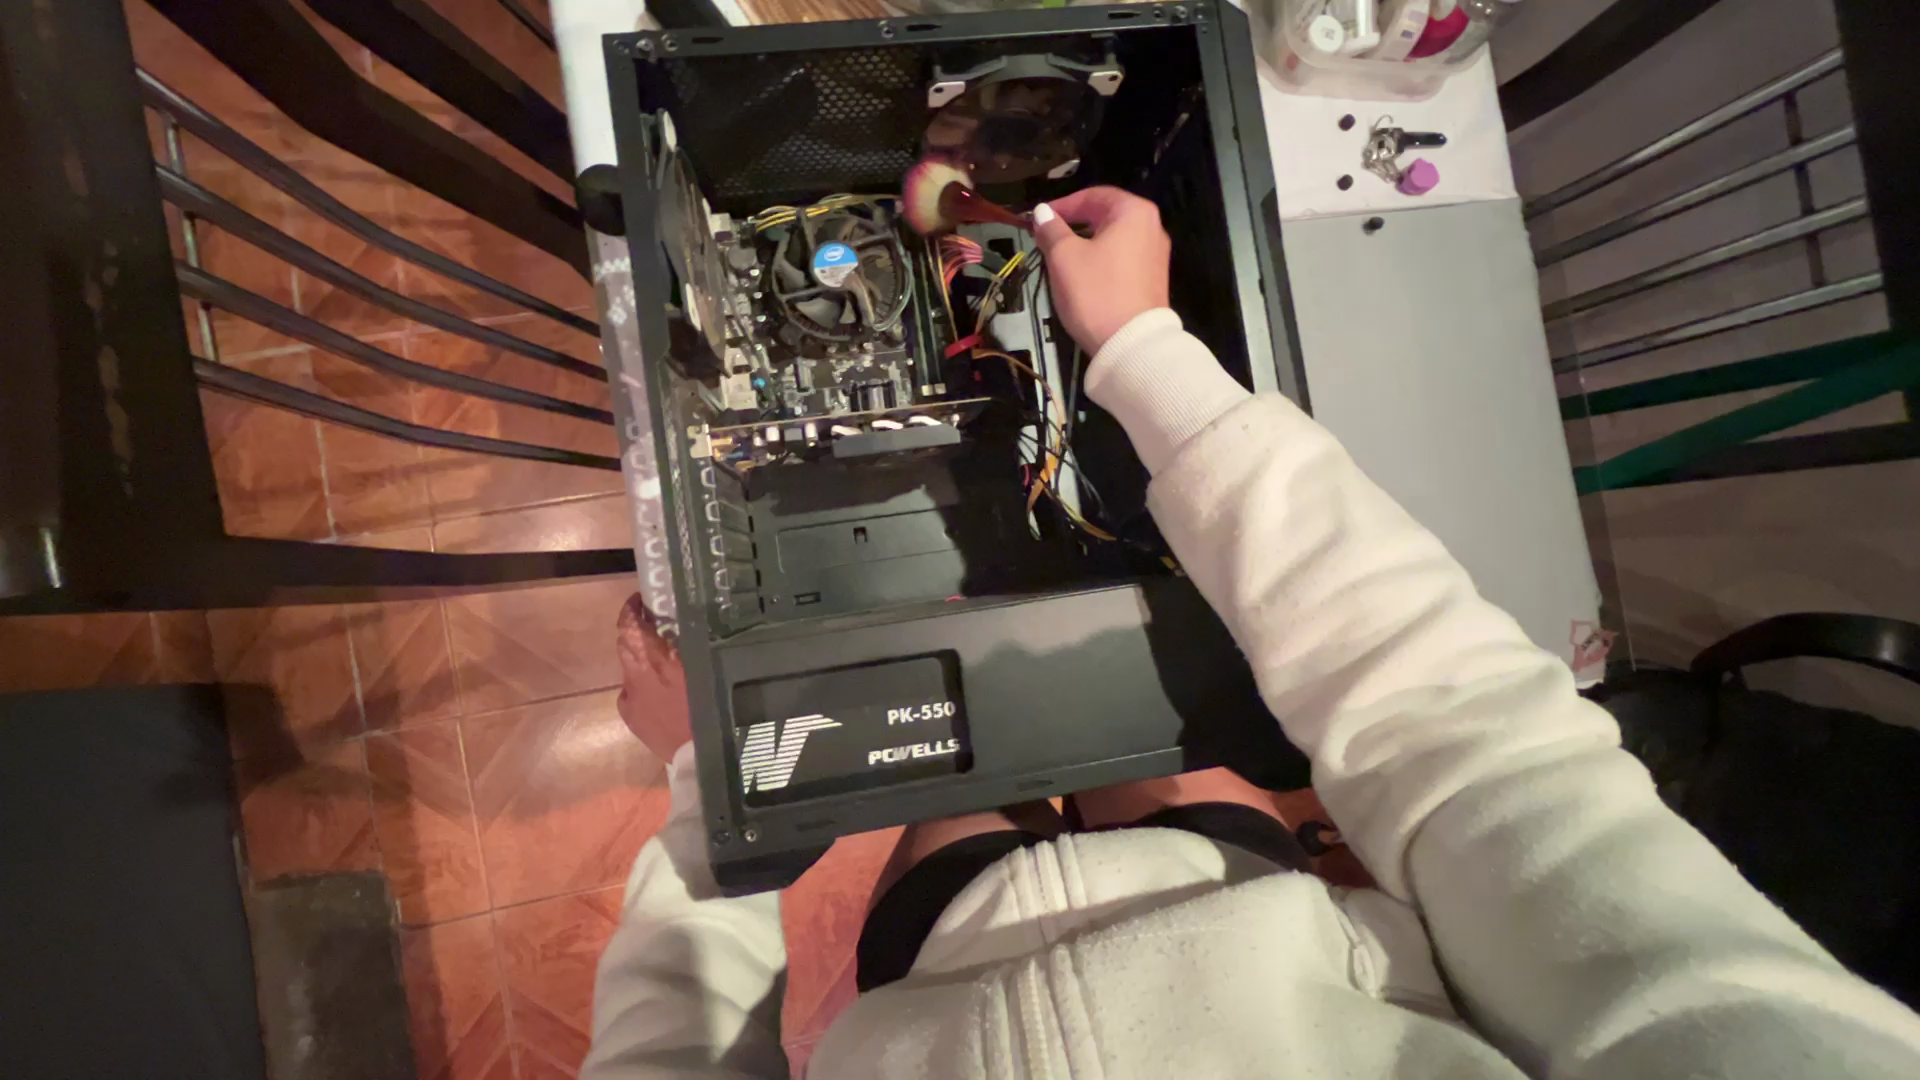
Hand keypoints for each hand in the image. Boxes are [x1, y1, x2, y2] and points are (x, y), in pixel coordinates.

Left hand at [615, 593, 692, 762]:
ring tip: (664, 659)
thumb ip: (689, 644)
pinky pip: (634, 691)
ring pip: (630, 668)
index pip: (629, 624)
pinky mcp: (630, 716)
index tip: (641, 599)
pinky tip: (662, 693)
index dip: (631, 608)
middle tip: (656, 623)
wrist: (698, 753)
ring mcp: (629, 698)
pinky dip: (644, 684)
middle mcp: (634, 675)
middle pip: (625, 643)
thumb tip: (683, 626)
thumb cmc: (709, 704)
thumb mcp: (705, 666)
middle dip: (637, 631)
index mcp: (652, 659)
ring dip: (642, 658)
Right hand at [1030, 186, 1171, 353]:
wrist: (1130, 344)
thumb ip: (1051, 230)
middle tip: (1048, 240)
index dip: (1062, 205)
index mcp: (1134, 212)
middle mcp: (1152, 227)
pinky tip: (1084, 279)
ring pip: (1114, 240)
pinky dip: (1101, 262)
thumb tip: (1042, 212)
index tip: (1039, 220)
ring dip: (1086, 245)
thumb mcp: (1064, 258)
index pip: (1093, 195)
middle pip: (1106, 217)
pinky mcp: (1153, 281)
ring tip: (1062, 261)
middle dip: (1074, 226)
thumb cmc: (1095, 294)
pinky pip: (1122, 261)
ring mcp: (1156, 256)